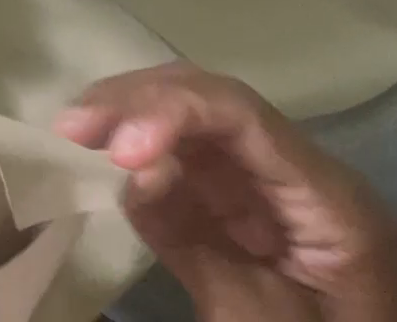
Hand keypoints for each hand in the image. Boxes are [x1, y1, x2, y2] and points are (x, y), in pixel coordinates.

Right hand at [57, 64, 396, 321]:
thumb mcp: (258, 317)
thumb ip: (196, 244)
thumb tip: (133, 172)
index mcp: (323, 193)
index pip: (240, 115)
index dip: (172, 112)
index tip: (119, 151)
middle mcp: (285, 163)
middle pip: (206, 96)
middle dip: (136, 101)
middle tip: (73, 126)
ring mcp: (252, 172)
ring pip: (182, 105)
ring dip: (123, 109)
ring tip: (73, 128)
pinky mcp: (220, 189)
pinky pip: (170, 145)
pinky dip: (127, 138)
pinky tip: (95, 144)